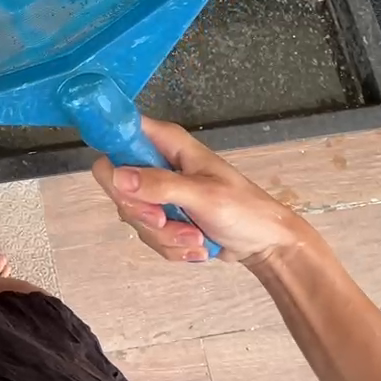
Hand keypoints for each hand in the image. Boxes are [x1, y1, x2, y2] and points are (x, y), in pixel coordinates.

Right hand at [89, 117, 312, 265]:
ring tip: (194, 238)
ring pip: (129, 212)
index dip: (113, 154)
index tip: (125, 187)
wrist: (268, 246)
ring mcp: (155, 190)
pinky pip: (144, 232)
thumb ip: (160, 185)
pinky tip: (194, 246)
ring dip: (161, 234)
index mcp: (165, 142)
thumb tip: (118, 176)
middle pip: (115, 181)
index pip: (117, 134)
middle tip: (164, 220)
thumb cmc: (245, 210)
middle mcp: (153, 161)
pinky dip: (168, 245)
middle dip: (139, 210)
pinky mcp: (159, 215)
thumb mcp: (205, 195)